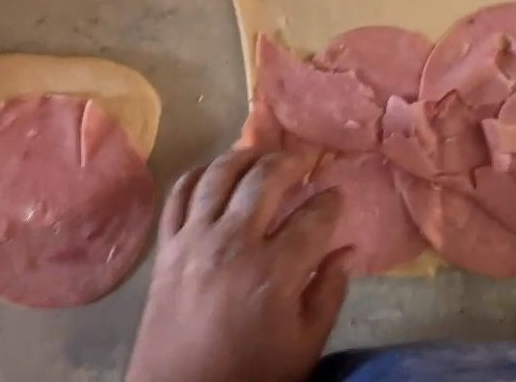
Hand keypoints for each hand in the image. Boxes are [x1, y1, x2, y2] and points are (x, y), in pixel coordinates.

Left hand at [127, 150, 352, 381]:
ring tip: (264, 155)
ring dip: (246, 155)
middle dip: (292, 160)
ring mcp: (194, 239)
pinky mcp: (167, 246)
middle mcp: (232, 242)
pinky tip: (216, 171)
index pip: (313, 217)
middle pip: (265, 178)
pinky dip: (199, 174)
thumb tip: (348, 250)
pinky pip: (179, 193)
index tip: (337, 195)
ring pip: (220, 173)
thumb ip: (329, 293)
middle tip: (305, 158)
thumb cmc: (250, 376)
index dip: (331, 202)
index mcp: (273, 271)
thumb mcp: (303, 346)